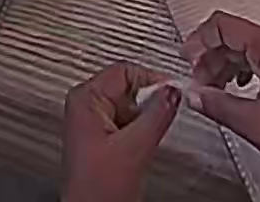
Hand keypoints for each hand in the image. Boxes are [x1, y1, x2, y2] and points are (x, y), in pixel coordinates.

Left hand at [61, 64, 178, 201]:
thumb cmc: (97, 192)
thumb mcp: (134, 148)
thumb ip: (156, 115)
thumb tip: (172, 91)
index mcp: (85, 97)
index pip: (124, 70)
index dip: (151, 79)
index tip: (174, 90)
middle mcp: (85, 104)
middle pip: (127, 88)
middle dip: (148, 103)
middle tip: (163, 116)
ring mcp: (93, 122)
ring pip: (129, 107)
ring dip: (144, 120)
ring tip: (146, 140)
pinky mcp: (101, 139)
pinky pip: (127, 124)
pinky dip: (139, 133)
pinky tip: (140, 149)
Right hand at [184, 12, 259, 199]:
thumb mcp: (255, 124)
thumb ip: (217, 104)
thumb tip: (193, 93)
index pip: (222, 24)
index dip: (199, 39)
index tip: (186, 58)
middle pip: (231, 35)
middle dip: (208, 55)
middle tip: (195, 78)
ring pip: (242, 50)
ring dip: (221, 66)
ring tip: (209, 89)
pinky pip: (254, 64)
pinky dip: (237, 75)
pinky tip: (231, 94)